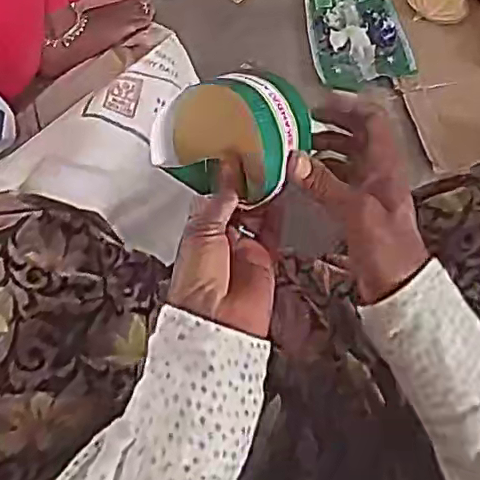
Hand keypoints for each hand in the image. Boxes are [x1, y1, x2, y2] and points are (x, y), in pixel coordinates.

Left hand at [167, 155, 279, 336]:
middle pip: (236, 203)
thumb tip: (227, 175)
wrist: (219, 325)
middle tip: (255, 156)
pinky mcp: (264, 258)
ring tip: (270, 168)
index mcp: (198, 232)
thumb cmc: (197, 285)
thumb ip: (219, 202)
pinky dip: (278, 210)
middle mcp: (221, 238)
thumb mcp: (201, 233)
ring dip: (262, 192)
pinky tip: (281, 190)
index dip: (223, 177)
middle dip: (244, 182)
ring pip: (256, 212)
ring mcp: (243, 247)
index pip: (213, 197)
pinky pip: (273, 229)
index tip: (232, 153)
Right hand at [292, 93, 429, 303]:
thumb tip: (293, 157)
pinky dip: (325, 171)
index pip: (372, 119)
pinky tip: (305, 176)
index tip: (320, 102)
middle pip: (359, 134)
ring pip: (349, 155)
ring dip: (327, 147)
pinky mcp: (361, 209)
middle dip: (333, 123)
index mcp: (386, 163)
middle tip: (303, 121)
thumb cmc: (386, 247)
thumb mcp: (354, 211)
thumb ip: (323, 182)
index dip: (349, 106)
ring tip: (299, 146)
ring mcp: (371, 190)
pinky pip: (342, 178)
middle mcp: (380, 170)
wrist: (399, 287)